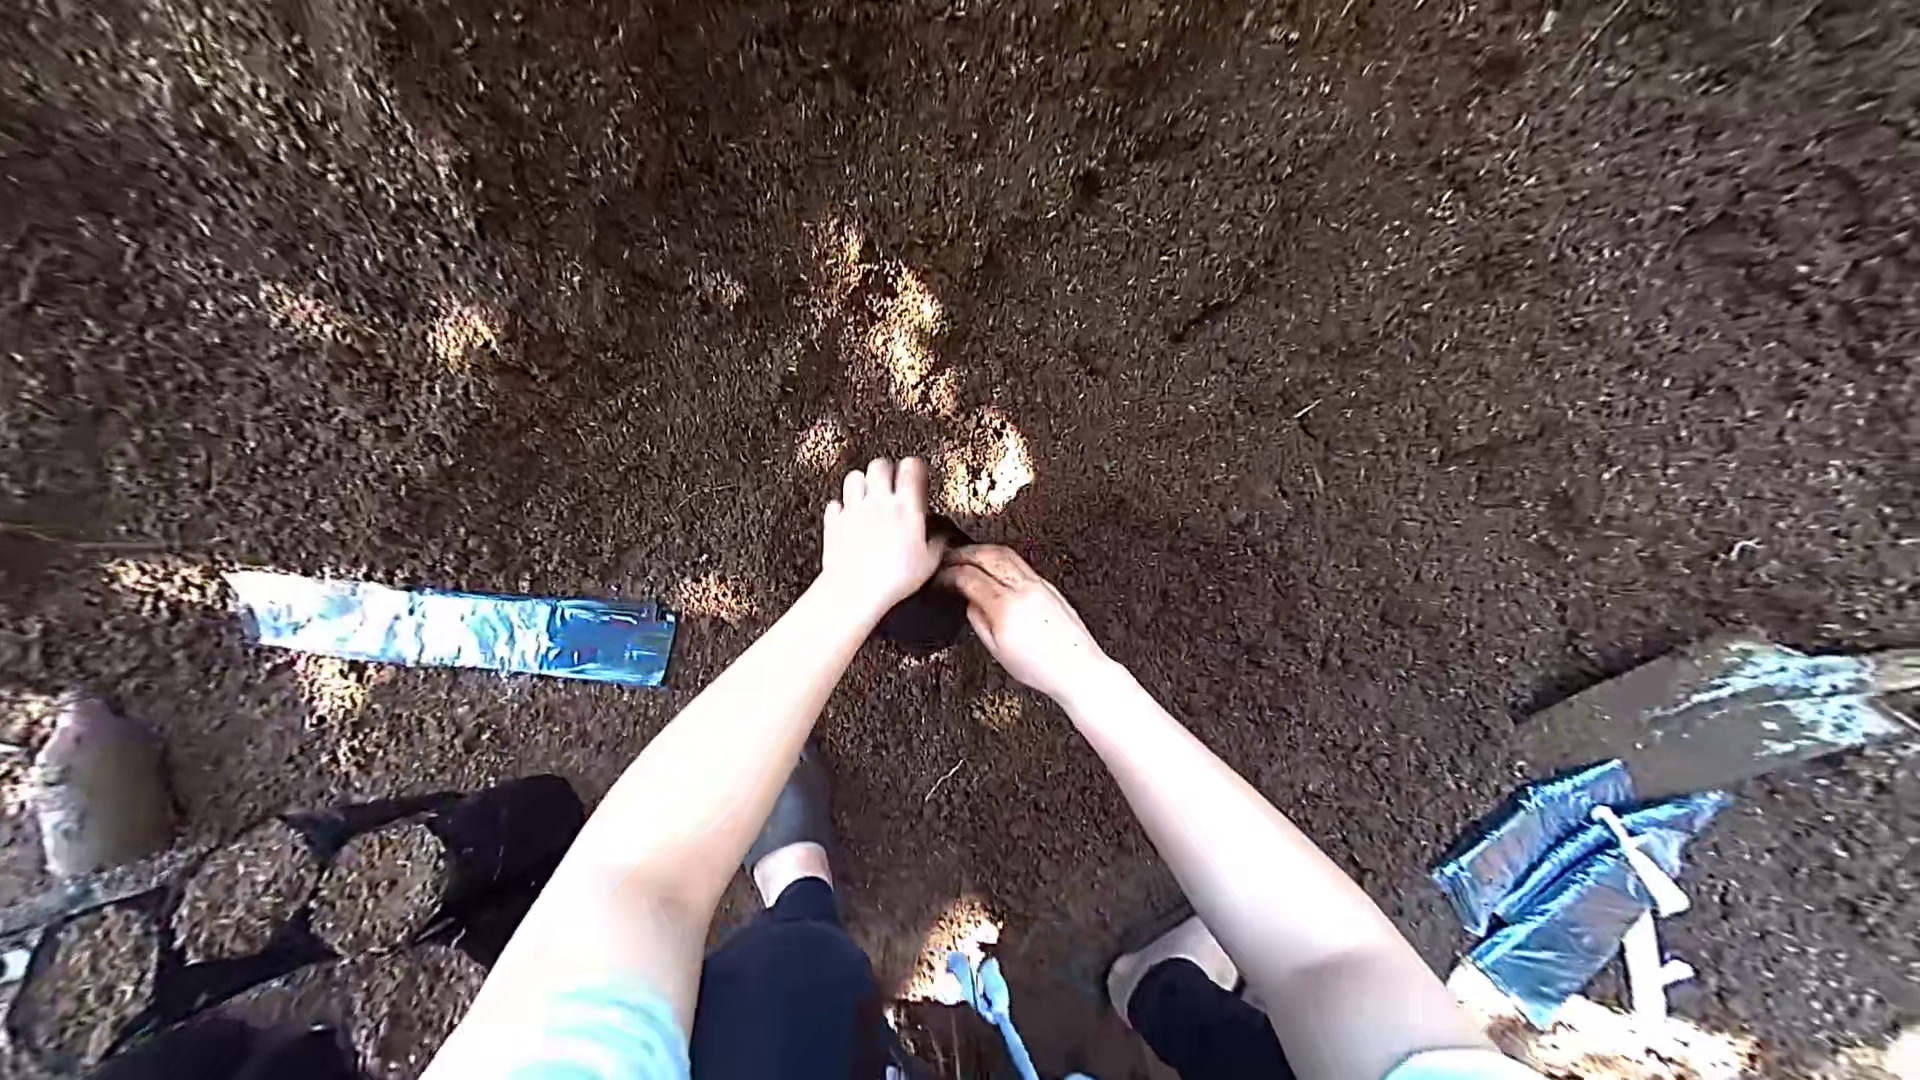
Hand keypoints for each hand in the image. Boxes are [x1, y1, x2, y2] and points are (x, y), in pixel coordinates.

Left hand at [820, 457, 945, 618]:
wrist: (856, 590)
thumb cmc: (893, 579)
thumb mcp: (928, 563)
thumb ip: (936, 545)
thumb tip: (942, 539)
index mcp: (906, 508)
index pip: (911, 468)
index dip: (914, 466)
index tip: (915, 471)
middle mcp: (879, 502)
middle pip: (880, 465)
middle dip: (886, 469)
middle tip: (891, 481)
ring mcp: (854, 510)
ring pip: (854, 477)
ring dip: (862, 483)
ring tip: (868, 494)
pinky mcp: (835, 522)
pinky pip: (835, 504)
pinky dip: (841, 507)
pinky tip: (849, 516)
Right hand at [938, 545, 1114, 701]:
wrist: (1078, 668)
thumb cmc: (1042, 668)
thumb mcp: (997, 650)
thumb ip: (978, 620)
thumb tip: (969, 603)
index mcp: (1005, 607)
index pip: (969, 577)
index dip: (949, 573)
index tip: (942, 577)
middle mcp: (1023, 590)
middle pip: (987, 555)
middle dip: (963, 552)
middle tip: (950, 557)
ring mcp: (1038, 585)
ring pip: (1006, 553)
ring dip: (983, 550)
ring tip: (970, 557)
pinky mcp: (1049, 586)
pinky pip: (1020, 563)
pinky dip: (1001, 559)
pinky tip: (995, 568)